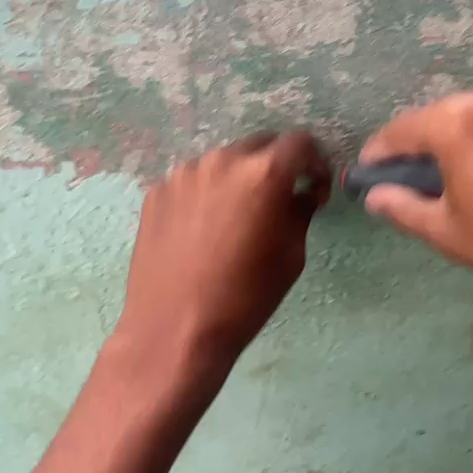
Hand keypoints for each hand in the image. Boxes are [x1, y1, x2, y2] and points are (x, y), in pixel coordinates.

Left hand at [115, 131, 331, 372]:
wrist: (173, 329)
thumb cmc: (244, 298)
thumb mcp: (290, 256)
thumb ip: (300, 211)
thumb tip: (302, 193)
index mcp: (262, 173)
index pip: (299, 143)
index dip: (315, 161)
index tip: (314, 186)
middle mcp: (222, 160)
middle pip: (259, 145)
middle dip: (276, 165)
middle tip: (279, 198)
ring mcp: (184, 173)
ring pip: (223, 162)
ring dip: (238, 178)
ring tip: (237, 216)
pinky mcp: (157, 190)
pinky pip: (193, 181)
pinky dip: (207, 194)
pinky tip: (204, 229)